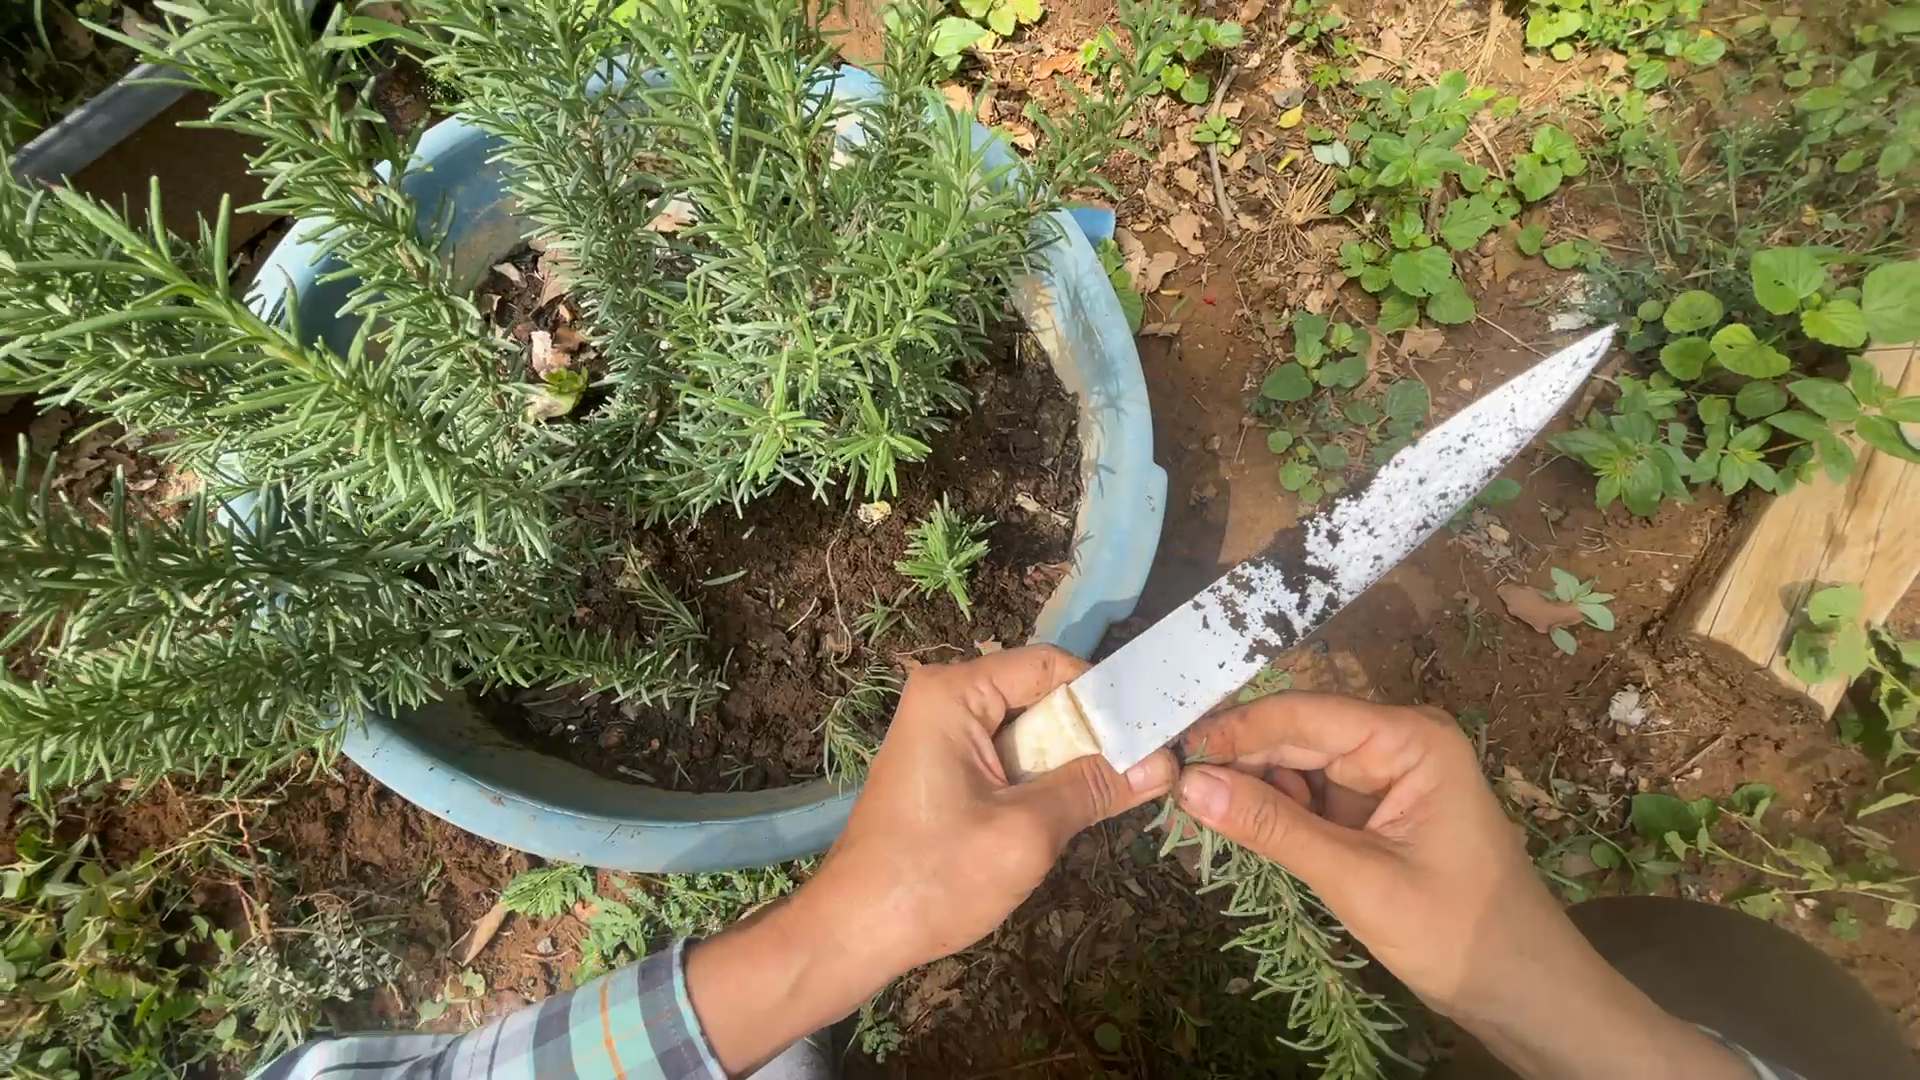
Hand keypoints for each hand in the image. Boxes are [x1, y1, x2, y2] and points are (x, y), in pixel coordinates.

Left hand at [689, 645, 1175, 1072]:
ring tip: (1109, 793)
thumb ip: (1095, 788)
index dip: (1102, 693)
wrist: (852, 933)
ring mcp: (938, 730)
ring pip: (1025, 727)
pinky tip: (1061, 810)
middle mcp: (944, 696)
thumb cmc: (935, 876)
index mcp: (954, 691)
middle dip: (1086, 732)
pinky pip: (1003, 753)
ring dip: (1064, 760)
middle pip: (1037, 694)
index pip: (1048, 665)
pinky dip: (1036, 777)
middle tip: (1139, 769)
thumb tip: (1164, 762)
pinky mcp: (941, 764)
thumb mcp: (1027, 832)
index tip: (1147, 732)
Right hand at [1173, 693, 1748, 1079]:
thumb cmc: (1459, 935)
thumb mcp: (1358, 880)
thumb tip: (1188, 784)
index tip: (1171, 749)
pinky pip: (1300, 788)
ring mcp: (1376, 768)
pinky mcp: (1362, 800)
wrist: (1525, 999)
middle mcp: (1389, 738)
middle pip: (1289, 733)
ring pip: (1288, 759)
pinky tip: (1229, 816)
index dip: (1233, 729)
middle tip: (1167, 776)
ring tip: (1187, 799)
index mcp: (1407, 738)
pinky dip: (1264, 804)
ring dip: (1243, 781)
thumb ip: (1272, 826)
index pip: (1300, 714)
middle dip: (1232, 756)